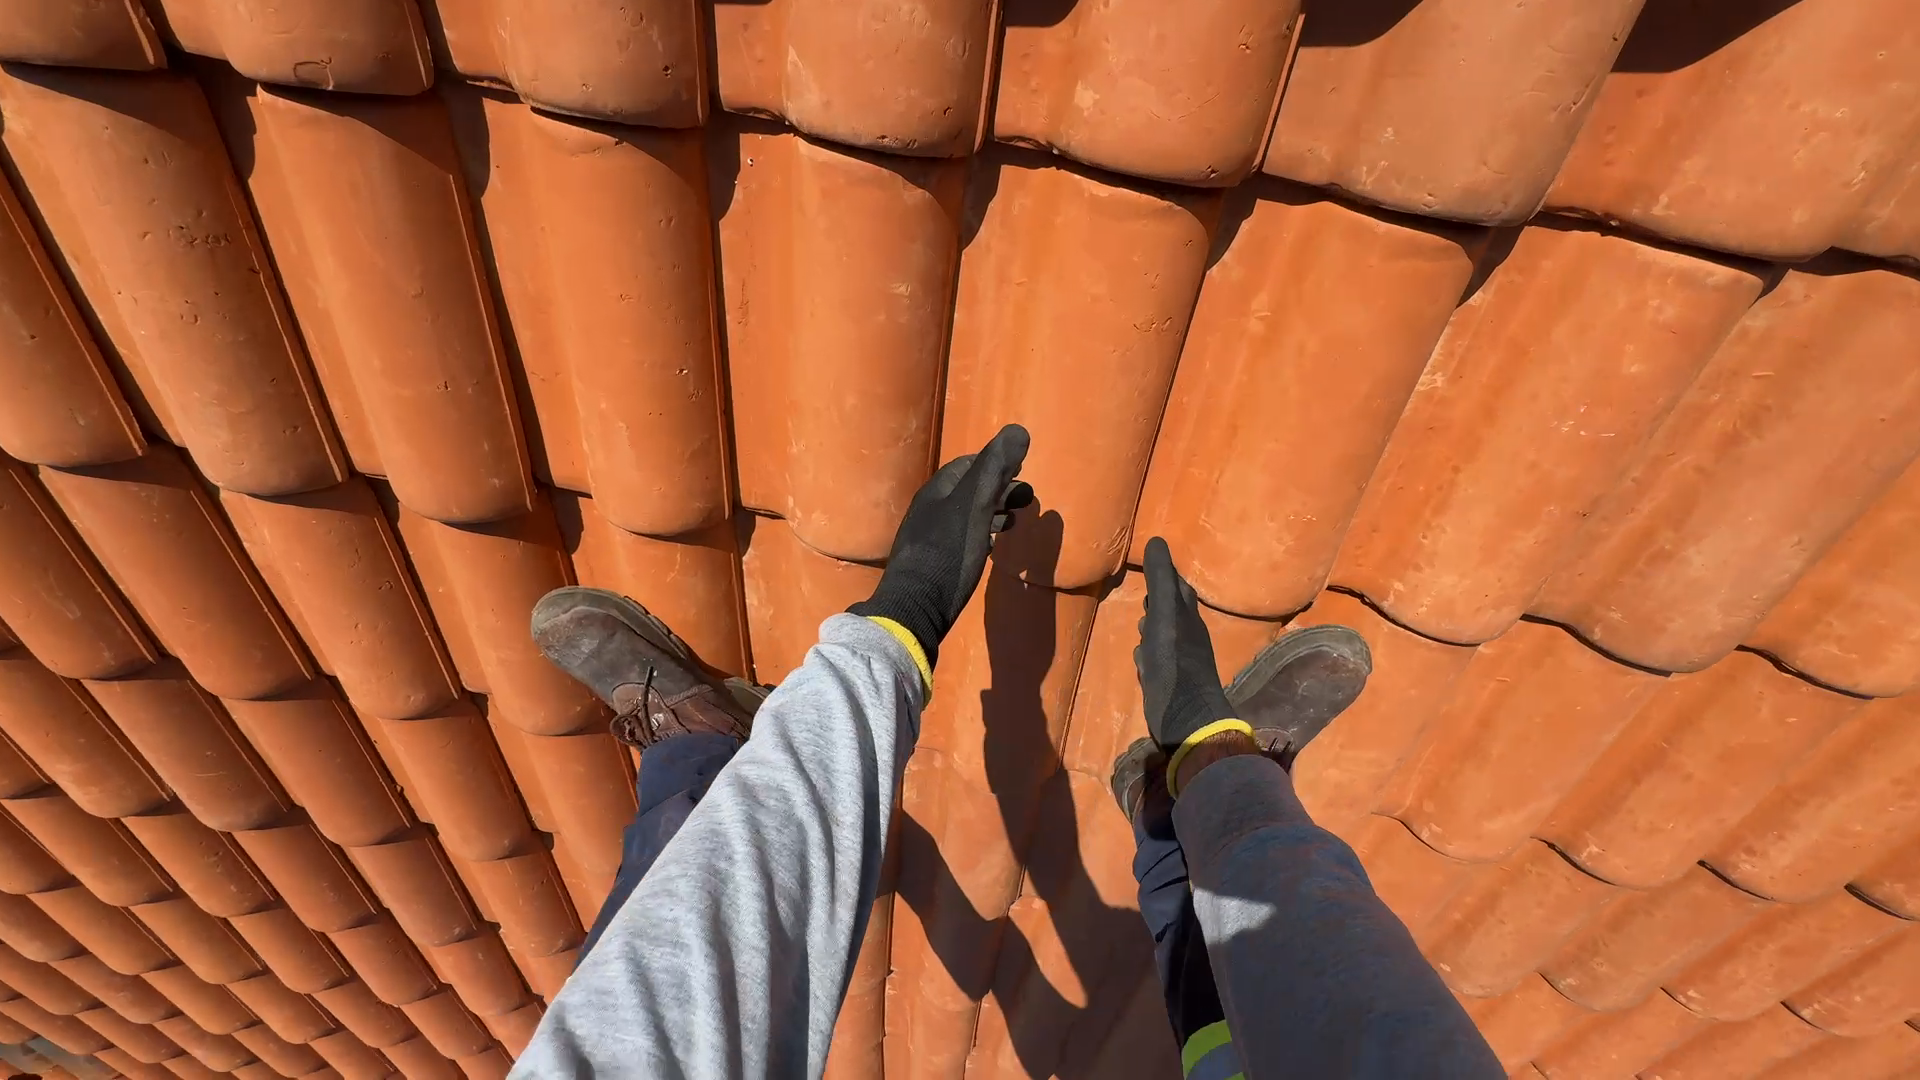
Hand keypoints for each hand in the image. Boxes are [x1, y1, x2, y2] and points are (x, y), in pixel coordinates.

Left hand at [851, 425, 1033, 667]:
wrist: (914, 609)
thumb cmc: (946, 555)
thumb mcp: (974, 508)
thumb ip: (993, 470)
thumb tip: (1018, 430)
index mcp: (936, 492)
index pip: (968, 465)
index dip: (996, 463)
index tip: (1021, 469)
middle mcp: (929, 510)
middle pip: (968, 490)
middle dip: (999, 489)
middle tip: (1028, 499)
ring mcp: (928, 539)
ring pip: (965, 516)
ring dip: (992, 513)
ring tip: (1016, 521)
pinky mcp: (933, 565)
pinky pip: (961, 539)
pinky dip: (982, 534)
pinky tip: (991, 547)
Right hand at [1135, 537, 1236, 773]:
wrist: (1185, 715)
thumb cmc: (1175, 662)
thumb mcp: (1165, 616)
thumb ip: (1161, 581)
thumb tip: (1157, 541)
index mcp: (1187, 618)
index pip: (1179, 589)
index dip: (1168, 576)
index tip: (1156, 562)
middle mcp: (1184, 637)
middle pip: (1173, 611)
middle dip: (1160, 599)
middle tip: (1148, 588)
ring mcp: (1176, 661)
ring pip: (1164, 635)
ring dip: (1153, 625)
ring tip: (1142, 617)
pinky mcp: (1165, 681)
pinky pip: (1155, 659)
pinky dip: (1147, 651)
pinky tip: (1140, 653)